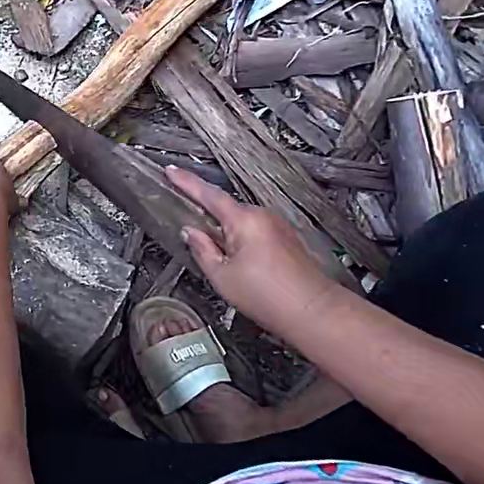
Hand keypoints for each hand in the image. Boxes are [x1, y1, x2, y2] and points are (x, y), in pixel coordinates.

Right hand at [167, 165, 344, 336]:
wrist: (313, 312)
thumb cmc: (270, 296)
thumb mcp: (222, 276)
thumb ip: (202, 249)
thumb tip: (191, 233)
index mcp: (243, 220)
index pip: (208, 194)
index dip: (186, 182)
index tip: (171, 171)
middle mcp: (262, 216)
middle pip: (225, 209)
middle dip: (207, 218)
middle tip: (191, 232)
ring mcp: (277, 226)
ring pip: (241, 222)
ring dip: (226, 234)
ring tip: (222, 261)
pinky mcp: (286, 238)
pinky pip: (255, 231)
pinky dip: (242, 241)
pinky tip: (241, 263)